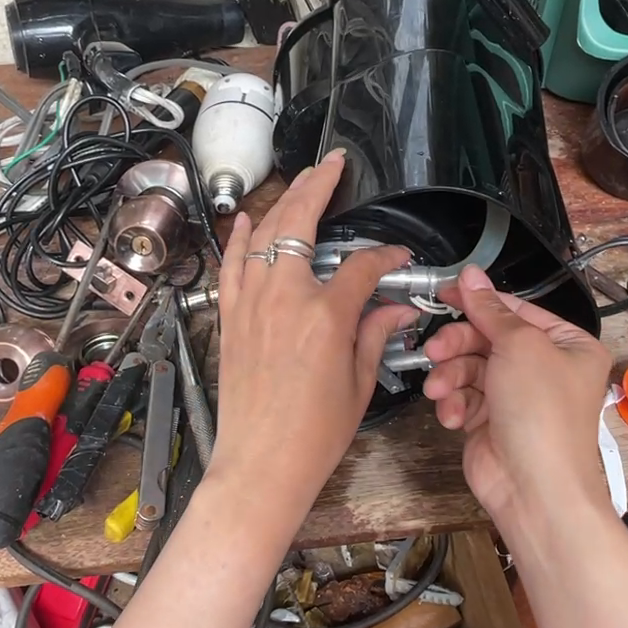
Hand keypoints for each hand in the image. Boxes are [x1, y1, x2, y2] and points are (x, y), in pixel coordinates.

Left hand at [210, 149, 415, 506]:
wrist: (260, 464)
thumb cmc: (312, 434)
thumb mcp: (359, 385)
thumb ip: (374, 336)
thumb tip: (391, 309)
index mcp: (325, 315)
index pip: (362, 266)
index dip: (385, 256)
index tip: (397, 256)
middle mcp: (284, 298)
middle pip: (300, 222)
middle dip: (320, 185)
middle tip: (334, 163)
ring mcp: (251, 303)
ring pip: (263, 234)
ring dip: (283, 200)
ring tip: (302, 179)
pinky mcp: (231, 317)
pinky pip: (231, 264)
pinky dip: (237, 237)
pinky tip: (245, 217)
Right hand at [422, 266, 613, 529]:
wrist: (535, 489)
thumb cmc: (540, 412)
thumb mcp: (518, 346)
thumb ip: (489, 309)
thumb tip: (471, 273)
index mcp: (567, 345)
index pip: (516, 311)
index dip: (478, 301)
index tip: (444, 292)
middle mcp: (544, 367)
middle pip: (486, 339)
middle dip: (457, 346)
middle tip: (435, 351)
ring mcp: (516, 396)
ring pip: (469, 368)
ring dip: (450, 377)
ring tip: (439, 391)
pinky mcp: (491, 421)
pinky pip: (464, 398)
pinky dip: (454, 404)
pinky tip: (452, 416)